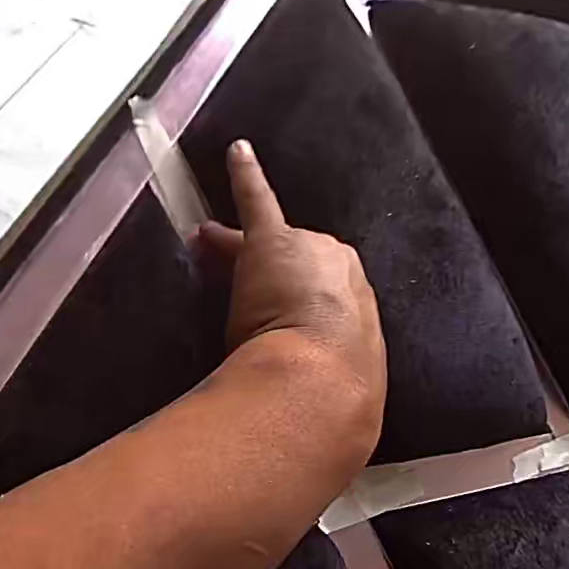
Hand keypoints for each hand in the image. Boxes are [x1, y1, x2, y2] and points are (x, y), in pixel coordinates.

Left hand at [197, 139, 386, 420]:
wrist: (325, 382)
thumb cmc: (337, 390)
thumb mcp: (343, 381)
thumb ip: (333, 377)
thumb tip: (333, 416)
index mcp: (358, 306)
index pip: (325, 294)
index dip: (299, 301)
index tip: (285, 310)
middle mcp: (342, 271)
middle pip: (302, 263)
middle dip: (275, 271)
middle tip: (247, 281)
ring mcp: (308, 253)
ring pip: (273, 246)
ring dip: (241, 248)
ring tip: (210, 237)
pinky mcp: (272, 240)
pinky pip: (259, 201)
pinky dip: (247, 176)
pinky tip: (237, 152)